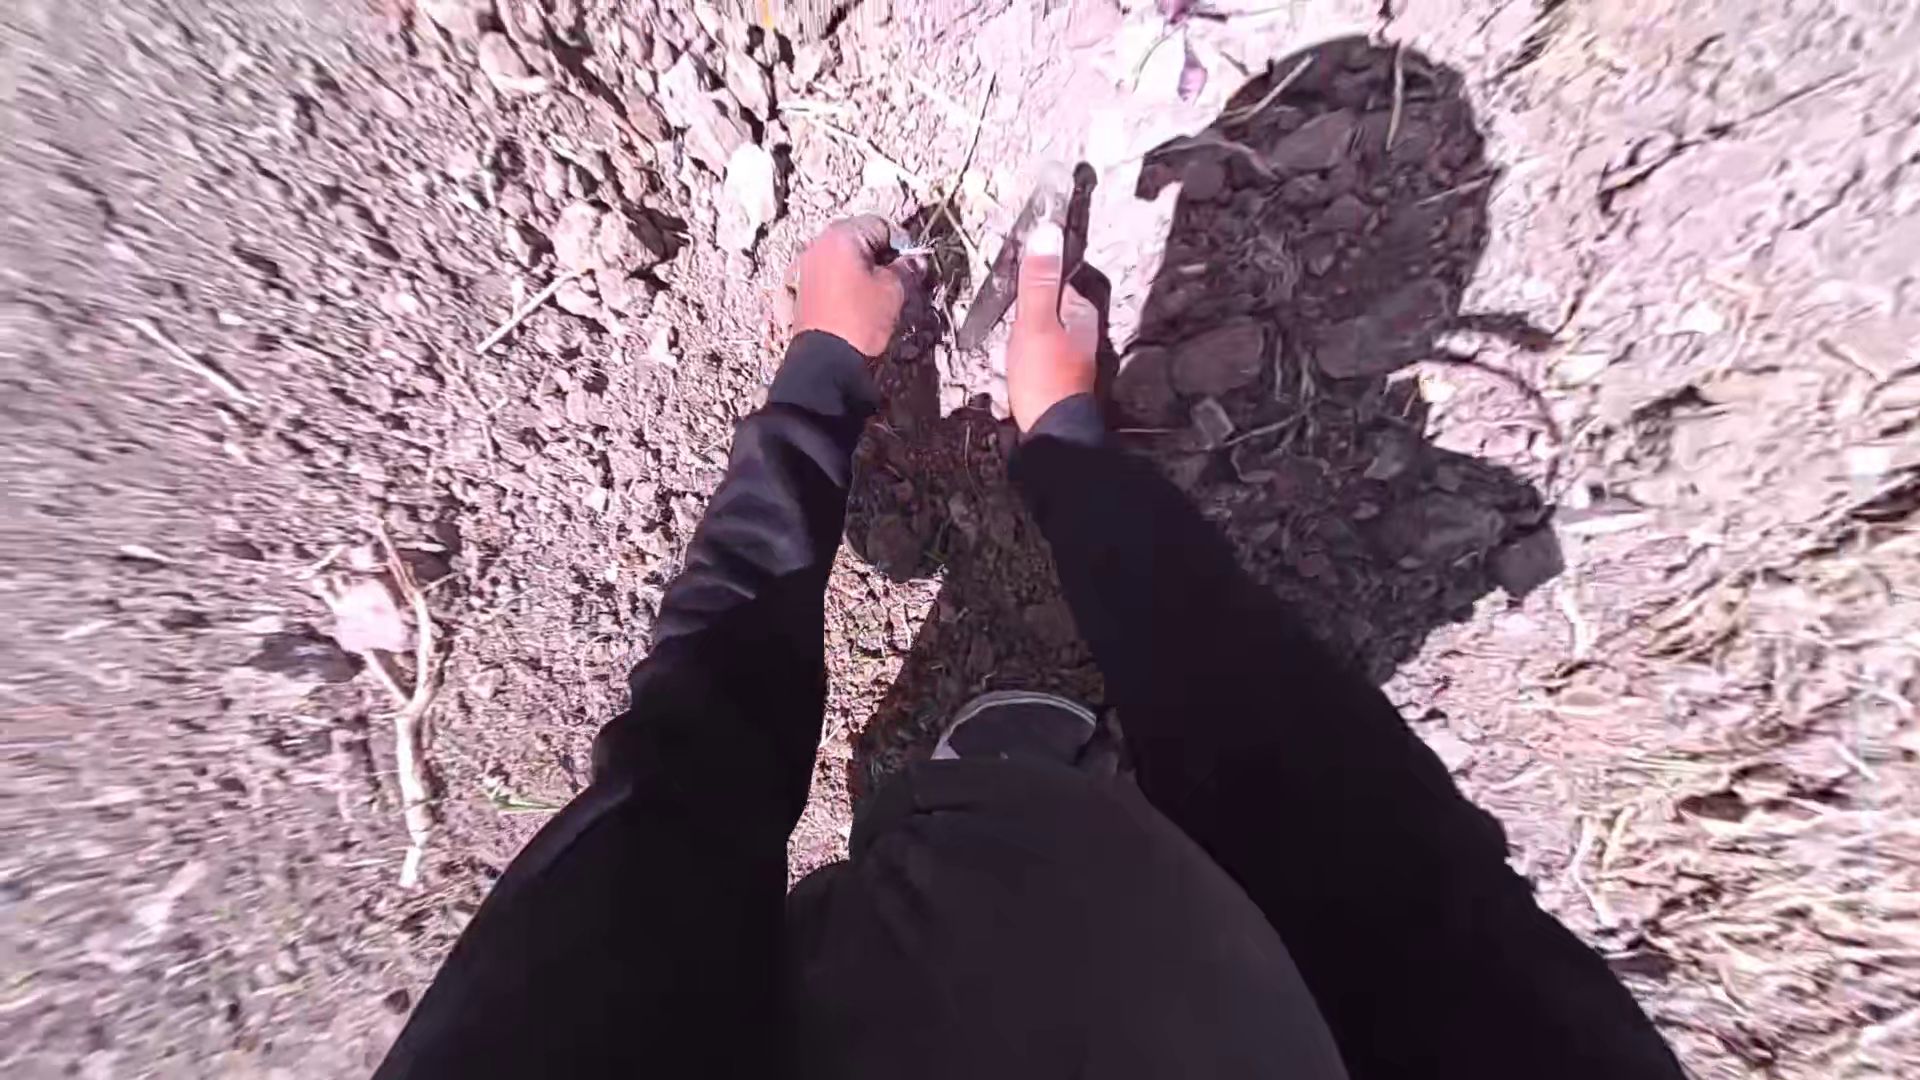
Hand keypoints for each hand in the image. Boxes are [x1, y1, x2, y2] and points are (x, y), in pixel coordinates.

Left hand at [791, 216, 914, 356]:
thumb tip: (917, 261)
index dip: (902, 244)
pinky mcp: (805, 289)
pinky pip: (833, 276)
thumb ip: (907, 269)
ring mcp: (808, 266)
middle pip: (860, 240)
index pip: (881, 225)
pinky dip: (849, 284)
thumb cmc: (860, 320)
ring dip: (866, 271)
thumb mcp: (892, 292)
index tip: (913, 265)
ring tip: (881, 296)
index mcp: (842, 236)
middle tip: (900, 281)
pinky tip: (861, 304)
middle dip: (882, 258)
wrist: (826, 361)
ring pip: (846, 259)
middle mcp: (820, 244)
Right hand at [1006, 222, 1097, 430]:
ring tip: (1010, 359)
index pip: (1053, 283)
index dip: (1029, 289)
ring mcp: (1071, 358)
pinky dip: (1023, 364)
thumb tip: (1047, 229)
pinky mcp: (1058, 379)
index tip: (1011, 301)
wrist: (1050, 432)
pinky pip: (1035, 360)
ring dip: (1020, 345)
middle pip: (1044, 312)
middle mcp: (1082, 333)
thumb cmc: (1043, 375)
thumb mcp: (1035, 323)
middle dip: (1022, 321)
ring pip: (1038, 338)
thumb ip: (1038, 281)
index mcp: (1081, 313)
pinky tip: (1015, 374)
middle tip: (1009, 338)